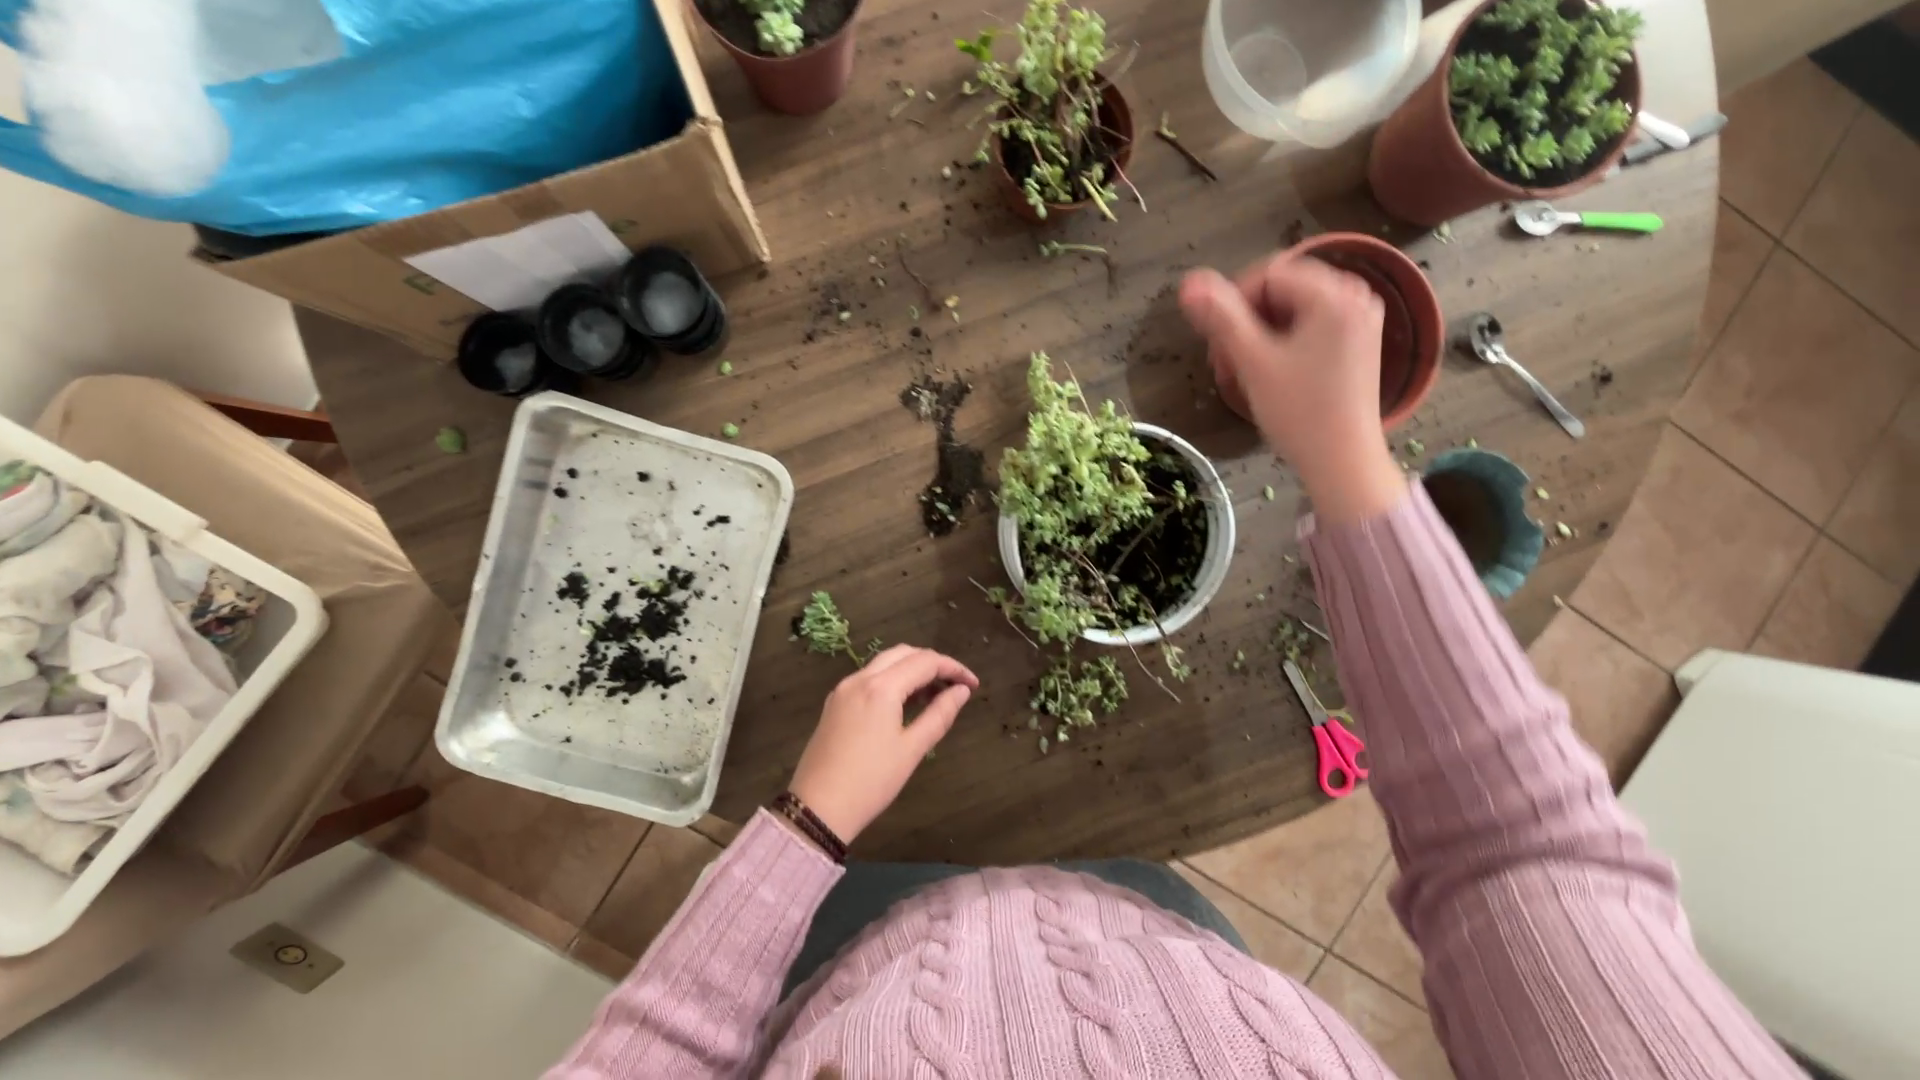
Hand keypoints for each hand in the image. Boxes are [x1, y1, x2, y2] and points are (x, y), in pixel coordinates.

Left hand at [787, 645, 978, 844]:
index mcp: (880, 687)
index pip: (925, 661)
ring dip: (911, 670)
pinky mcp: (834, 703)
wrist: (818, 808)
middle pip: (903, 654)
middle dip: (932, 664)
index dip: (954, 668)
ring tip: (934, 696)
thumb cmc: (871, 781)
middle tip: (955, 686)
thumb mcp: (912, 749)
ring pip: (884, 663)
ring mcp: (843, 690)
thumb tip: (962, 691)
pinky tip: (904, 704)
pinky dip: (892, 681)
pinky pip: (869, 678)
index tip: (973, 684)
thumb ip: (939, 714)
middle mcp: (859, 679)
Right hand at [1179, 254, 1407, 523]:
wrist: (1343, 463)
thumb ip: (1220, 318)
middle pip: (1281, 289)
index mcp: (1334, 295)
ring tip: (1242, 369)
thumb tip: (1188, 282)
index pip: (1267, 275)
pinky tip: (1268, 370)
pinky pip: (1310, 323)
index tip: (1215, 342)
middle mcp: (1356, 296)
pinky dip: (1283, 340)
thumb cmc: (1299, 413)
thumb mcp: (1253, 363)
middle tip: (1223, 359)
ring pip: (1293, 307)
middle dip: (1245, 319)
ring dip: (1259, 331)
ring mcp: (1361, 319)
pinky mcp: (1358, 341)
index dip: (1232, 303)